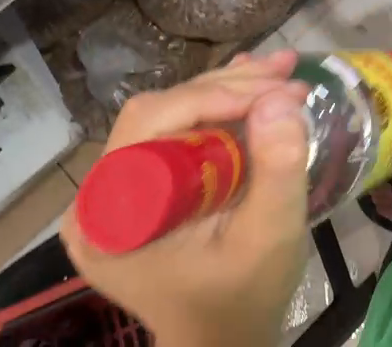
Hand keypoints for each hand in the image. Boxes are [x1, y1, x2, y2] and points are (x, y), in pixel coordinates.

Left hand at [61, 51, 311, 346]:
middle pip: (164, 112)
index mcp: (108, 218)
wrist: (228, 341)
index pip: (151, 125)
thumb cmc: (244, 297)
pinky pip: (182, 131)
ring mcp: (122, 193)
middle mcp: (101, 199)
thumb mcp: (270, 236)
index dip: (215, 97)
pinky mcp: (148, 190)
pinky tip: (259, 86)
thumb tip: (282, 96)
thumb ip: (276, 169)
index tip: (279, 91)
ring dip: (234, 88)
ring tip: (287, 71)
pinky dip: (224, 105)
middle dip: (232, 87)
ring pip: (176, 112)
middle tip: (291, 75)